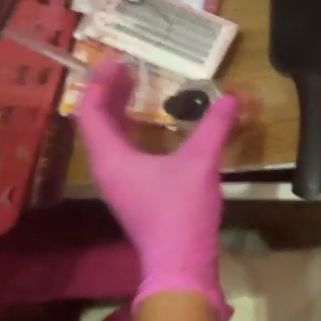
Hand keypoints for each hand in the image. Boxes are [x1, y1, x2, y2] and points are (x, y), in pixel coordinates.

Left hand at [76, 58, 238, 319]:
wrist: (180, 261)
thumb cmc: (180, 210)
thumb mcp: (200, 161)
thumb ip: (214, 125)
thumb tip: (230, 96)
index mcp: (112, 159)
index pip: (90, 113)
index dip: (100, 84)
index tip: (117, 60)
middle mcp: (109, 168)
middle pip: (97, 123)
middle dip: (110, 92)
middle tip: (129, 66)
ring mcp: (122, 182)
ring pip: (111, 137)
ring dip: (121, 109)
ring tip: (139, 85)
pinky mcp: (137, 191)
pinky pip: (126, 149)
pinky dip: (134, 128)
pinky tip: (156, 123)